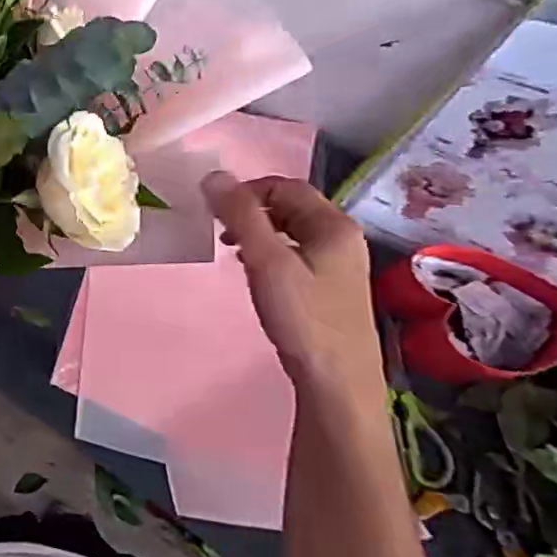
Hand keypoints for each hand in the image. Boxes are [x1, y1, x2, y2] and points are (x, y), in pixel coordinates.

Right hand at [201, 173, 384, 402]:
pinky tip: (255, 272)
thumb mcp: (266, 261)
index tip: (216, 212)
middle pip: (290, 205)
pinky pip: (295, 251)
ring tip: (233, 251)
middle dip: (251, 211)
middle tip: (221, 231)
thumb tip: (214, 175)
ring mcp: (340, 262)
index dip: (246, 191)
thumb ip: (241, 215)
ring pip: (291, 229)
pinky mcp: (331, 285)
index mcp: (334, 224)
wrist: (336, 381)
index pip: (284, 185)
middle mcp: (343, 236)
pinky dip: (270, 252)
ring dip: (258, 232)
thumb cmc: (302, 318)